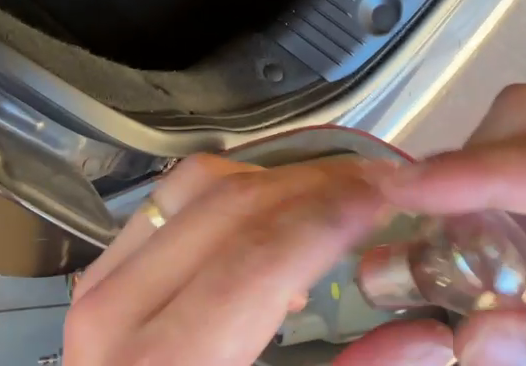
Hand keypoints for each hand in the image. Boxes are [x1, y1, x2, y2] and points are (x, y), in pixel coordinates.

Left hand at [65, 154, 432, 364]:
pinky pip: (170, 201)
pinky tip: (272, 223)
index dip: (330, 215)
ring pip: (195, 185)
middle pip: (230, 206)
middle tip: (374, 182)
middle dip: (313, 183)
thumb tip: (425, 336)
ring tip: (332, 196)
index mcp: (167, 363)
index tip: (387, 192)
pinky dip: (229, 194)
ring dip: (273, 179)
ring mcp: (100, 282)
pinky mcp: (101, 272)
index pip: (260, 259)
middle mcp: (119, 309)